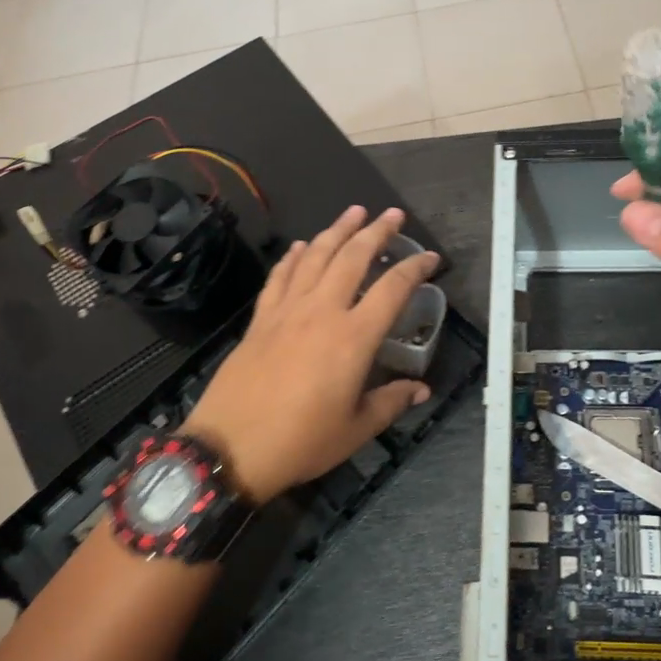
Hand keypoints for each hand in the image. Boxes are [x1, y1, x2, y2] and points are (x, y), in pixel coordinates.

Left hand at [181, 205, 438, 503]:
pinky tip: (300, 246)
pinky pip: (280, 277)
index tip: (431, 258)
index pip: (393, 289)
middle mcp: (322, 312)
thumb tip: (421, 390)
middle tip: (393, 214)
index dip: (415, 269)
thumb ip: (391, 403)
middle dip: (376, 231)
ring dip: (336, 230)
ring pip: (315, 257)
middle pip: (353, 257)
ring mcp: (287, 312)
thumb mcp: (356, 429)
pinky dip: (293, 257)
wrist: (230, 448)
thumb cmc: (301, 442)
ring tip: (354, 212)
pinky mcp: (260, 320)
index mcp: (353, 337)